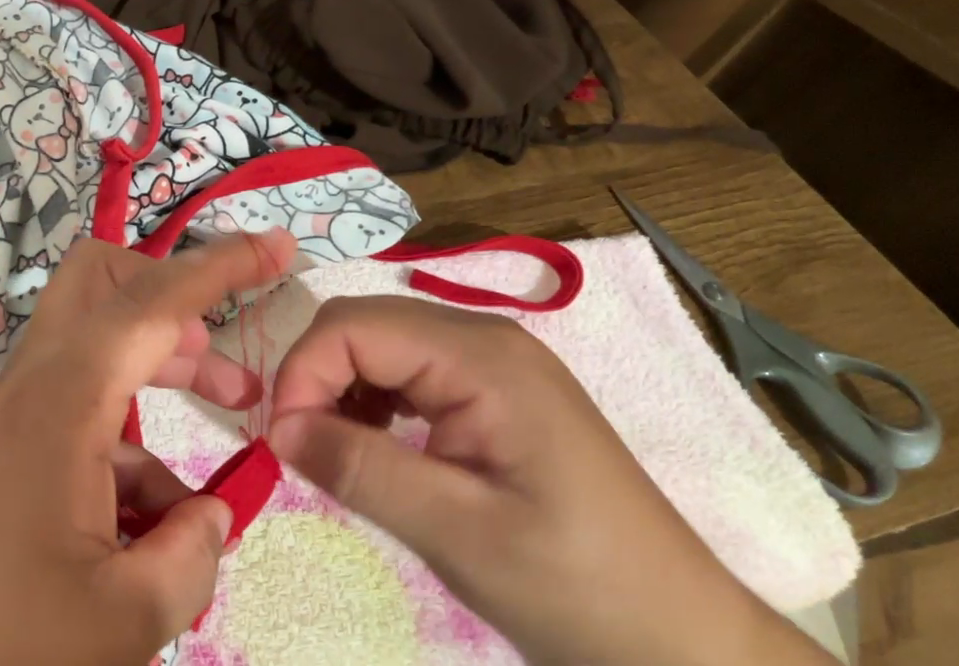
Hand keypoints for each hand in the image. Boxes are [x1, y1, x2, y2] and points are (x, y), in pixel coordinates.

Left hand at [0, 230, 297, 665]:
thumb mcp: (120, 618)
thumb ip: (189, 560)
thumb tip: (217, 517)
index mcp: (66, 400)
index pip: (152, 304)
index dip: (219, 268)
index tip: (276, 246)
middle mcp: (39, 382)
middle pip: (100, 280)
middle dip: (171, 293)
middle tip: (226, 351)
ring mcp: (20, 407)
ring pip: (99, 343)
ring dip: (164, 367)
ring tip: (227, 418)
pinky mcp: (13, 440)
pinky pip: (84, 406)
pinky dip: (134, 435)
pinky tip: (165, 509)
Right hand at [266, 295, 837, 665]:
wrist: (680, 639)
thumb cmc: (576, 586)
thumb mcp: (459, 533)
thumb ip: (361, 469)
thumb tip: (277, 429)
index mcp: (480, 357)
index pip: (351, 326)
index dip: (303, 374)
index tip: (285, 444)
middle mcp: (484, 339)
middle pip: (363, 324)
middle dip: (316, 377)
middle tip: (302, 449)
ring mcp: (494, 363)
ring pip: (381, 344)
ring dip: (342, 389)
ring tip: (337, 454)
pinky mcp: (496, 392)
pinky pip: (409, 371)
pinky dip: (373, 401)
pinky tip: (378, 449)